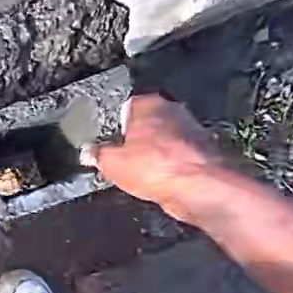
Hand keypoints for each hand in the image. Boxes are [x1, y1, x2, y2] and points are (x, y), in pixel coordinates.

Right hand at [84, 93, 237, 219]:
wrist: (198, 187)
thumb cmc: (157, 166)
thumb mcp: (110, 163)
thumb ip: (97, 155)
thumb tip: (89, 153)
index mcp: (149, 104)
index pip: (125, 107)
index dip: (114, 126)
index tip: (106, 142)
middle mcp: (173, 111)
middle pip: (146, 124)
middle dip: (135, 141)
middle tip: (120, 160)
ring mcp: (191, 130)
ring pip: (163, 141)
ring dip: (153, 156)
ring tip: (139, 175)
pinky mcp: (203, 152)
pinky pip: (177, 158)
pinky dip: (168, 168)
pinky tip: (159, 182)